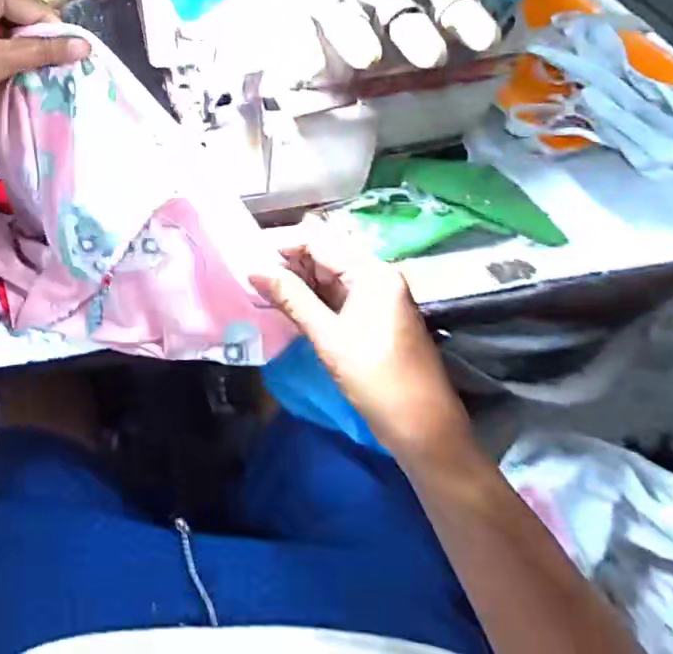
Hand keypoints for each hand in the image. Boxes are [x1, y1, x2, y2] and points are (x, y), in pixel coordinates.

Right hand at [252, 221, 472, 461]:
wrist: (425, 430)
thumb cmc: (378, 381)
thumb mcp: (328, 337)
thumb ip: (290, 298)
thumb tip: (253, 270)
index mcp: (372, 274)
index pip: (318, 241)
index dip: (281, 244)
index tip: (247, 255)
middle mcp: (376, 276)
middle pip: (323, 253)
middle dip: (286, 260)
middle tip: (249, 272)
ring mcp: (376, 296)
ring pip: (327, 274)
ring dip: (295, 278)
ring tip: (260, 286)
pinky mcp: (372, 315)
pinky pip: (335, 292)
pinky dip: (310, 295)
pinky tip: (284, 302)